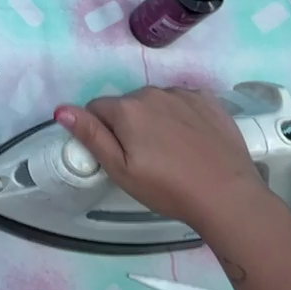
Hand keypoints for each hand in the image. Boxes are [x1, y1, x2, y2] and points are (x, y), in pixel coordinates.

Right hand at [54, 87, 272, 230]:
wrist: (229, 197)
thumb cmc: (169, 189)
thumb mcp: (121, 170)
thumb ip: (91, 136)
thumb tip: (61, 109)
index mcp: (126, 109)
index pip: (97, 109)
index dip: (102, 132)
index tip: (120, 156)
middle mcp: (151, 93)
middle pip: (127, 105)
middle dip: (129, 125)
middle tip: (147, 158)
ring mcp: (182, 94)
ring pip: (155, 102)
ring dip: (155, 118)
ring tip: (172, 151)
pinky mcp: (208, 100)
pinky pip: (182, 101)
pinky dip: (181, 114)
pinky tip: (192, 138)